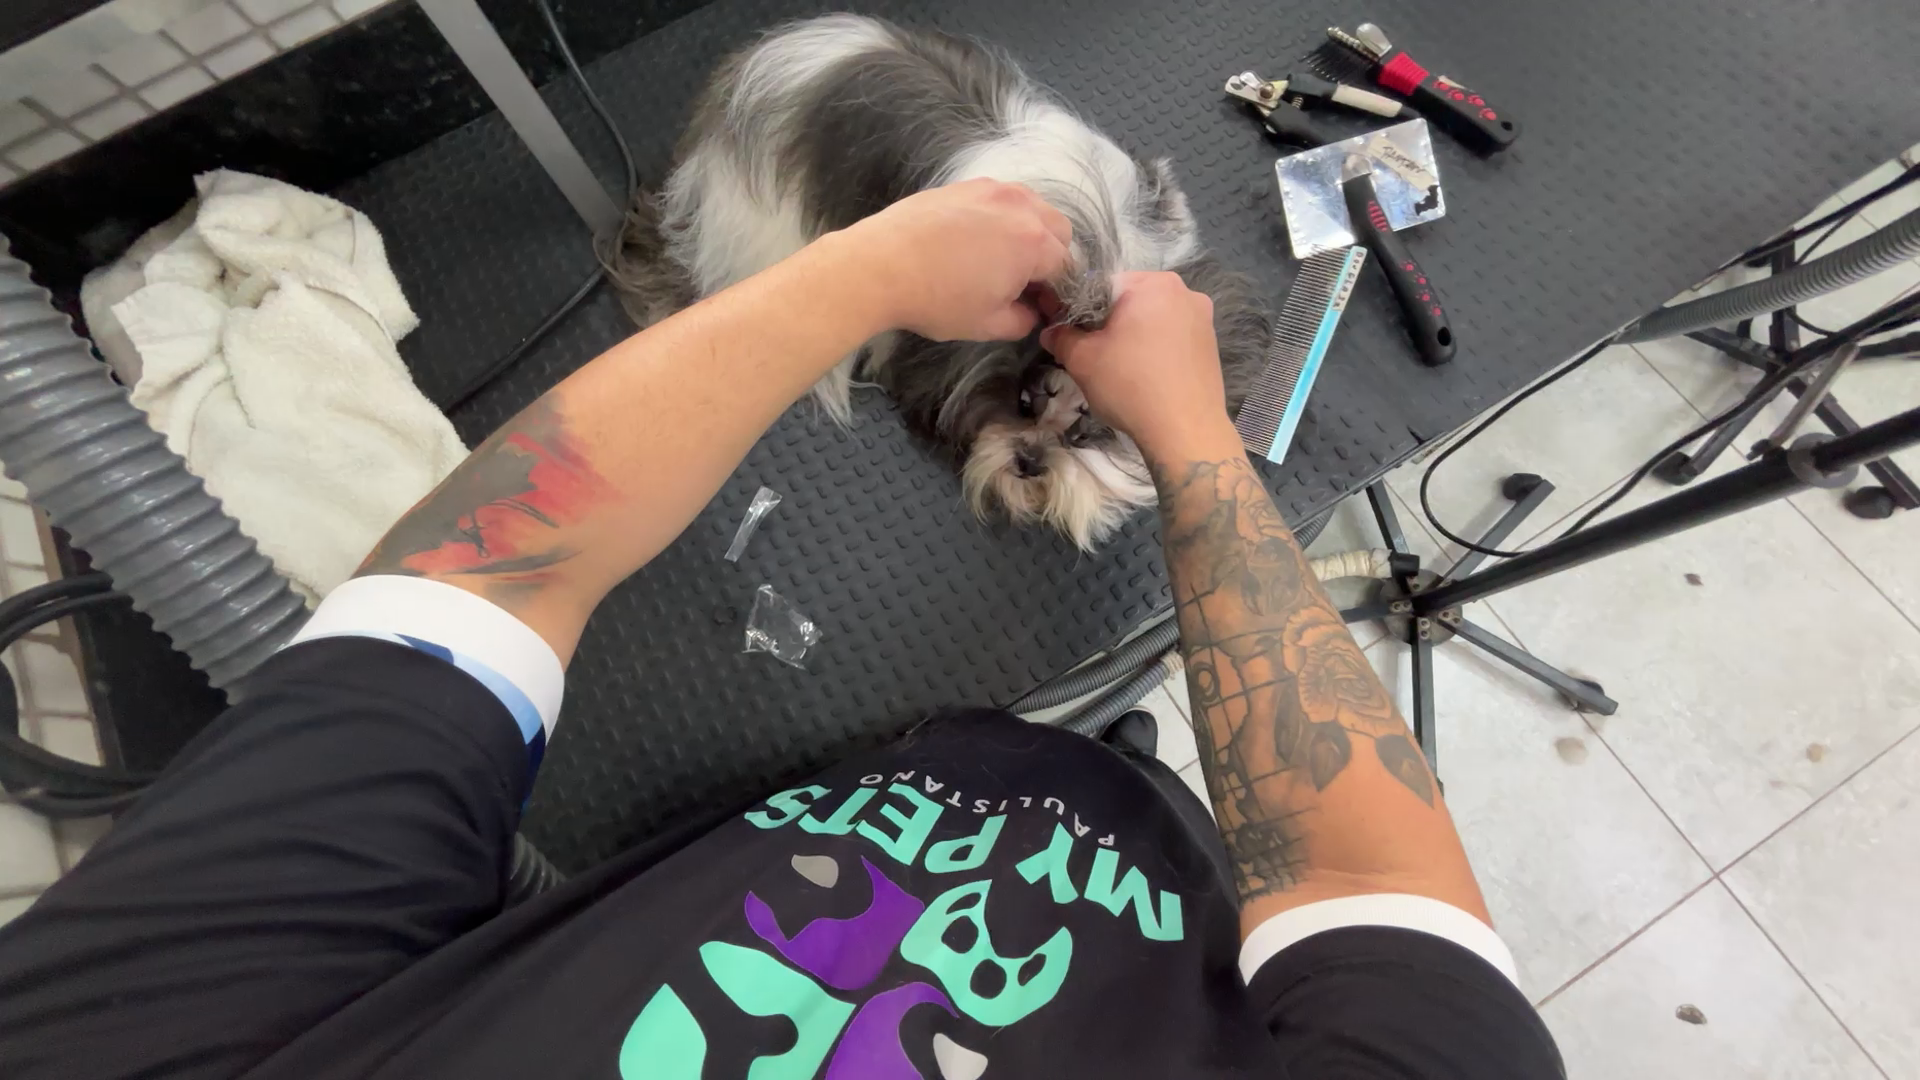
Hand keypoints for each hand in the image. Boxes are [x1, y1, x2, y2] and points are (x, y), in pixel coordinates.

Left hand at [838, 179, 1071, 340]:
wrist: (880, 265)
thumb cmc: (937, 299)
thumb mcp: (988, 325)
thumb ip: (1023, 320)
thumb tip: (1033, 313)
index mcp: (1035, 244)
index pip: (1069, 268)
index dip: (1061, 293)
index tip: (1044, 309)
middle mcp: (1021, 206)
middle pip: (1059, 230)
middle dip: (1053, 259)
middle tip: (1026, 285)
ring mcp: (993, 189)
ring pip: (1033, 208)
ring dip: (1032, 234)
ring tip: (1003, 262)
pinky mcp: (966, 185)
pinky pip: (1003, 199)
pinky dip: (1005, 219)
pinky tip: (979, 243)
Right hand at [1040, 272, 1237, 462]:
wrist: (1184, 430)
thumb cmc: (1130, 386)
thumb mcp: (1082, 361)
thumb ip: (1061, 338)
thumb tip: (1050, 331)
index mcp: (1151, 283)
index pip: (1103, 285)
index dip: (1082, 311)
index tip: (1074, 337)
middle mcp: (1184, 290)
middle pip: (1132, 301)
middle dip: (1112, 323)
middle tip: (1097, 356)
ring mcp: (1203, 316)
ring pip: (1154, 319)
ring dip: (1135, 336)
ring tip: (1123, 369)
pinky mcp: (1212, 343)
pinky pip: (1173, 337)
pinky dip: (1157, 349)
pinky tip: (1148, 376)